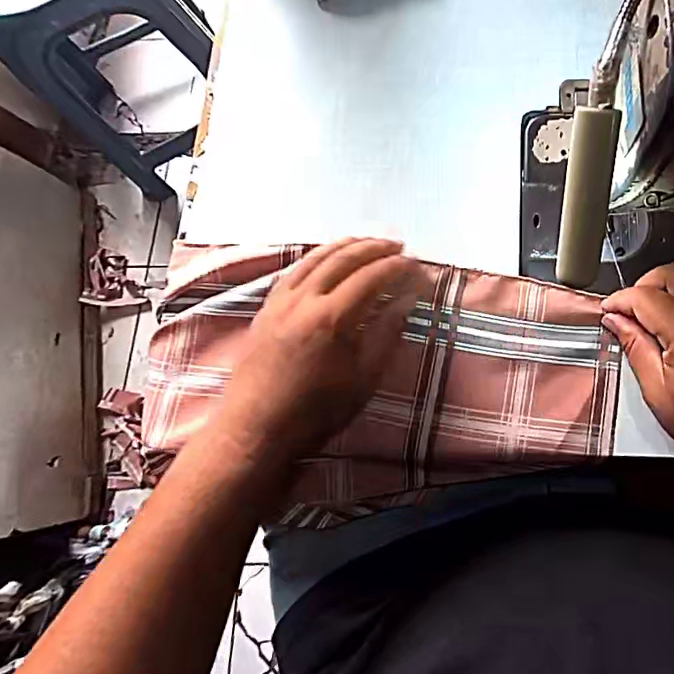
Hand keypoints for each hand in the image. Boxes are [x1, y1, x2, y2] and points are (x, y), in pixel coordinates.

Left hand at [209, 238, 429, 468]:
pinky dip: (317, 257)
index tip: (418, 266)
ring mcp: (281, 300)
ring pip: (317, 258)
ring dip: (346, 245)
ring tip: (369, 242)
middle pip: (345, 259)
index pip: (373, 277)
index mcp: (333, 318)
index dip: (399, 268)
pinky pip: (295, 270)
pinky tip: (328, 258)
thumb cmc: (317, 413)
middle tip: (400, 246)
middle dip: (375, 248)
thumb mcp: (363, 379)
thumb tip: (406, 302)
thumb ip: (386, 335)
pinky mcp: (266, 307)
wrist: (256, 430)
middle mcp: (305, 300)